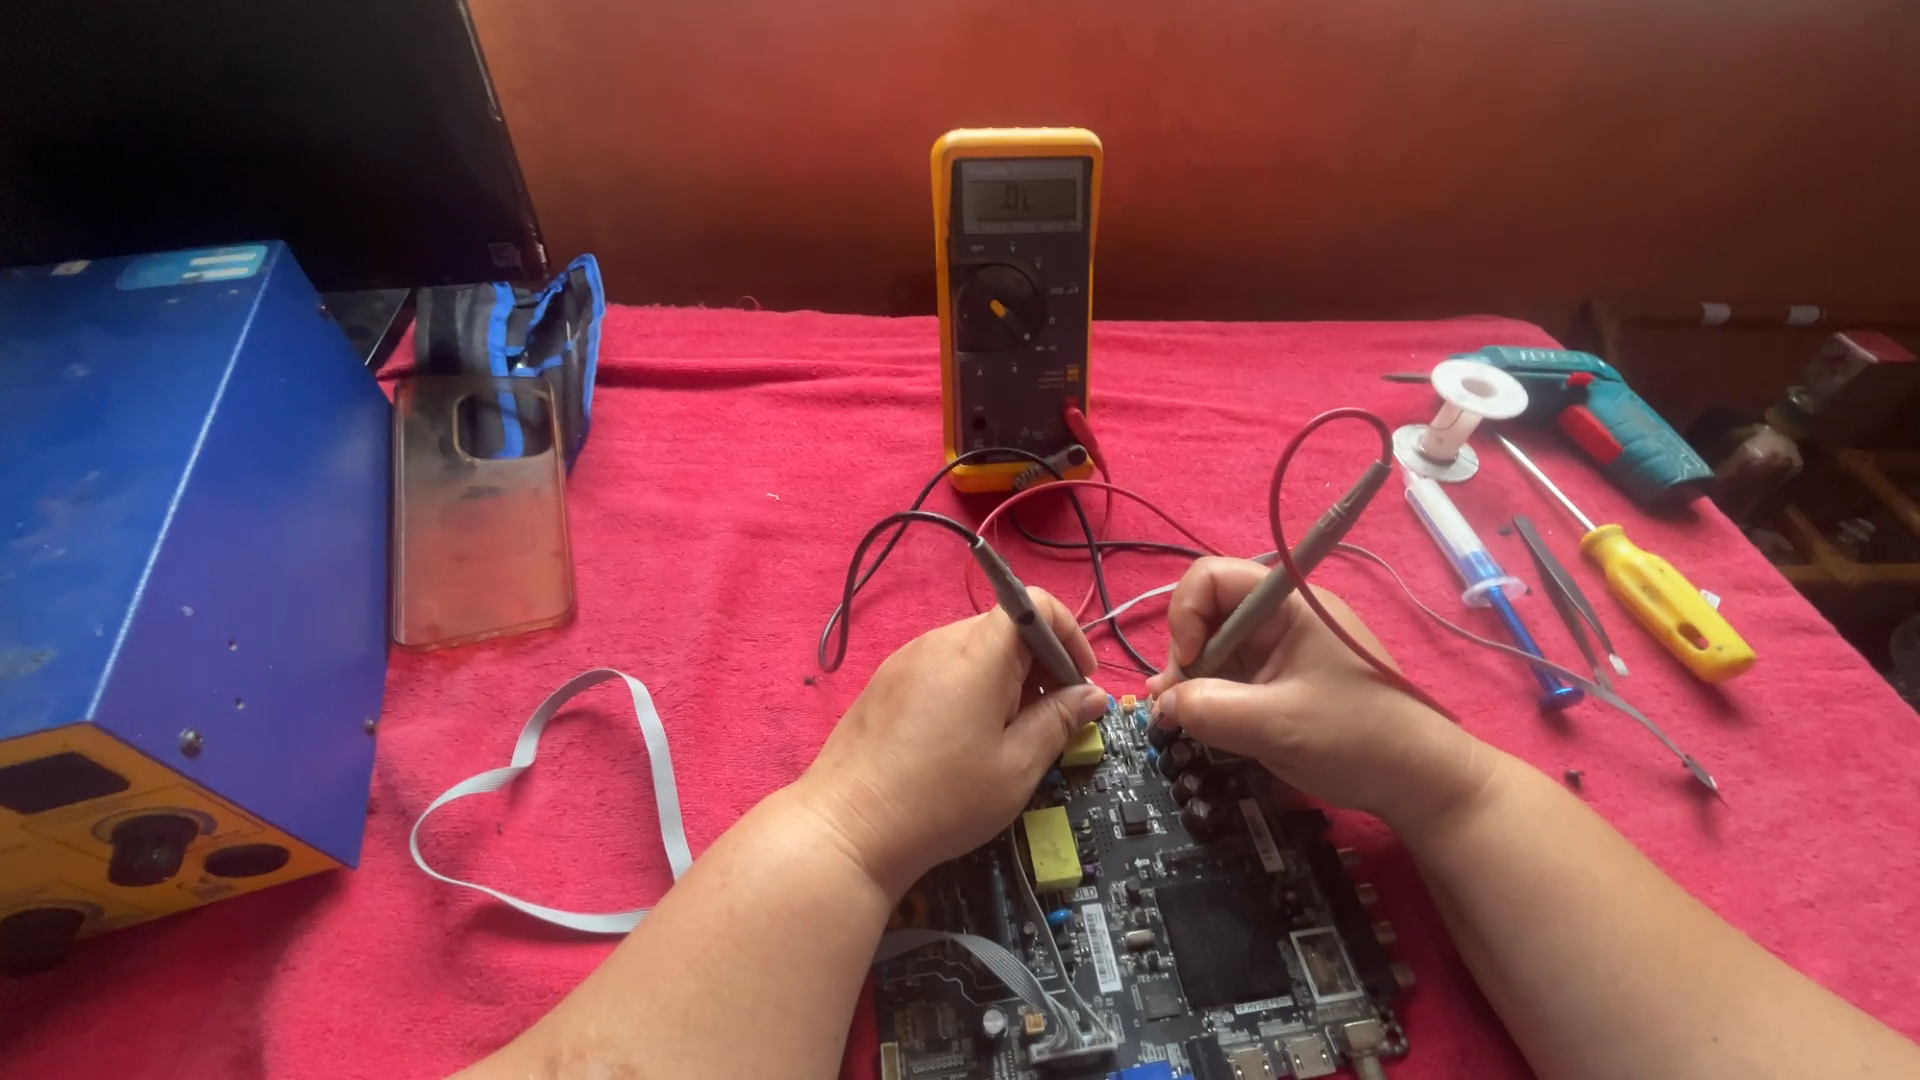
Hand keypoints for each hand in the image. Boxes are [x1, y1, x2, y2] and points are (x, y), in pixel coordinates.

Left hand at [797, 589, 1107, 897]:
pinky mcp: (887, 679)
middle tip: (1050, 717)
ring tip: (1007, 731)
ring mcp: (908, 657)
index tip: (1078, 683)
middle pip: (1005, 627)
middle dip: (1040, 662)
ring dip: (1005, 675)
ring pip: (974, 647)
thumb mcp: (1016, 767)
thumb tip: (1091, 696)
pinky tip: (964, 733)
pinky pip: (943, 664)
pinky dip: (970, 684)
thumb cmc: (941, 799)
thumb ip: (1059, 721)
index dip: (1068, 635)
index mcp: (977, 653)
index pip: (1034, 604)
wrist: (847, 827)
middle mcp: (939, 641)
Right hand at [1145, 557, 1492, 828]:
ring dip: (1189, 680)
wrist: (1420, 784)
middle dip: (1183, 655)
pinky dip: (1205, 695)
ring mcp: (1277, 649)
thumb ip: (1209, 709)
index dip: (1186, 614)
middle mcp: (1279, 617)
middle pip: (1205, 613)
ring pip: (1210, 647)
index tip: (1188, 664)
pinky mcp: (1276, 678)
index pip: (1211, 578)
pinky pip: (1226, 674)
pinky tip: (1196, 721)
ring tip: (1179, 718)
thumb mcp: (1276, 724)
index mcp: (1289, 605)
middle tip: (1175, 703)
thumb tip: (1160, 704)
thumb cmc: (1358, 740)